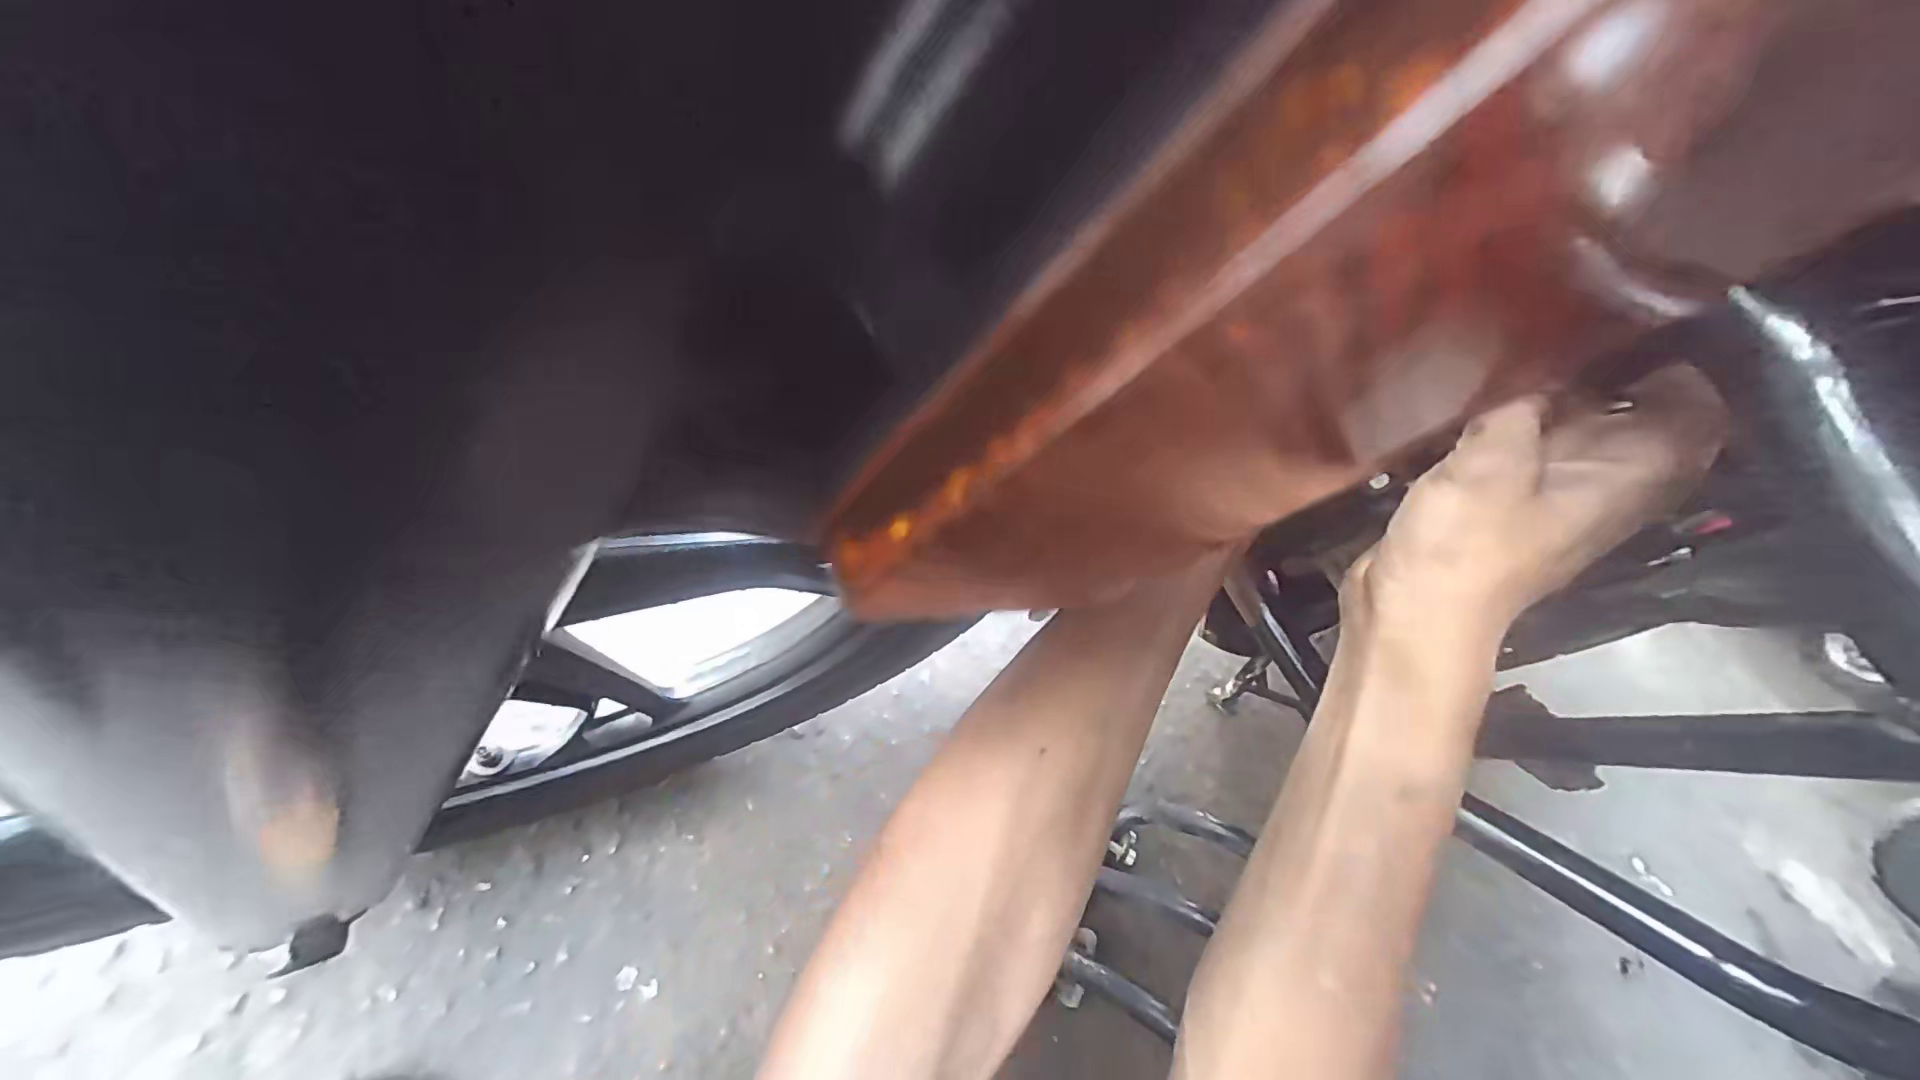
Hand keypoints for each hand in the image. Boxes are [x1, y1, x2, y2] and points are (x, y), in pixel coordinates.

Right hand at [1343, 364, 1727, 640]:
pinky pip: (1513, 454)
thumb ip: (1516, 410)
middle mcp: (1597, 483)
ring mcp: (1543, 497)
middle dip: (1590, 371)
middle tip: (1543, 329)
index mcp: (1623, 475)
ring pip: (1560, 433)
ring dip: (1537, 401)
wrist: (1413, 609)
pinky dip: (1499, 428)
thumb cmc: (1463, 545)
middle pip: (1621, 413)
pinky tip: (1466, 410)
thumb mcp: (1490, 465)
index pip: (1689, 407)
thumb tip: (1530, 375)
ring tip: (1501, 361)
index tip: (1616, 326)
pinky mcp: (1495, 507)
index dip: (1668, 360)